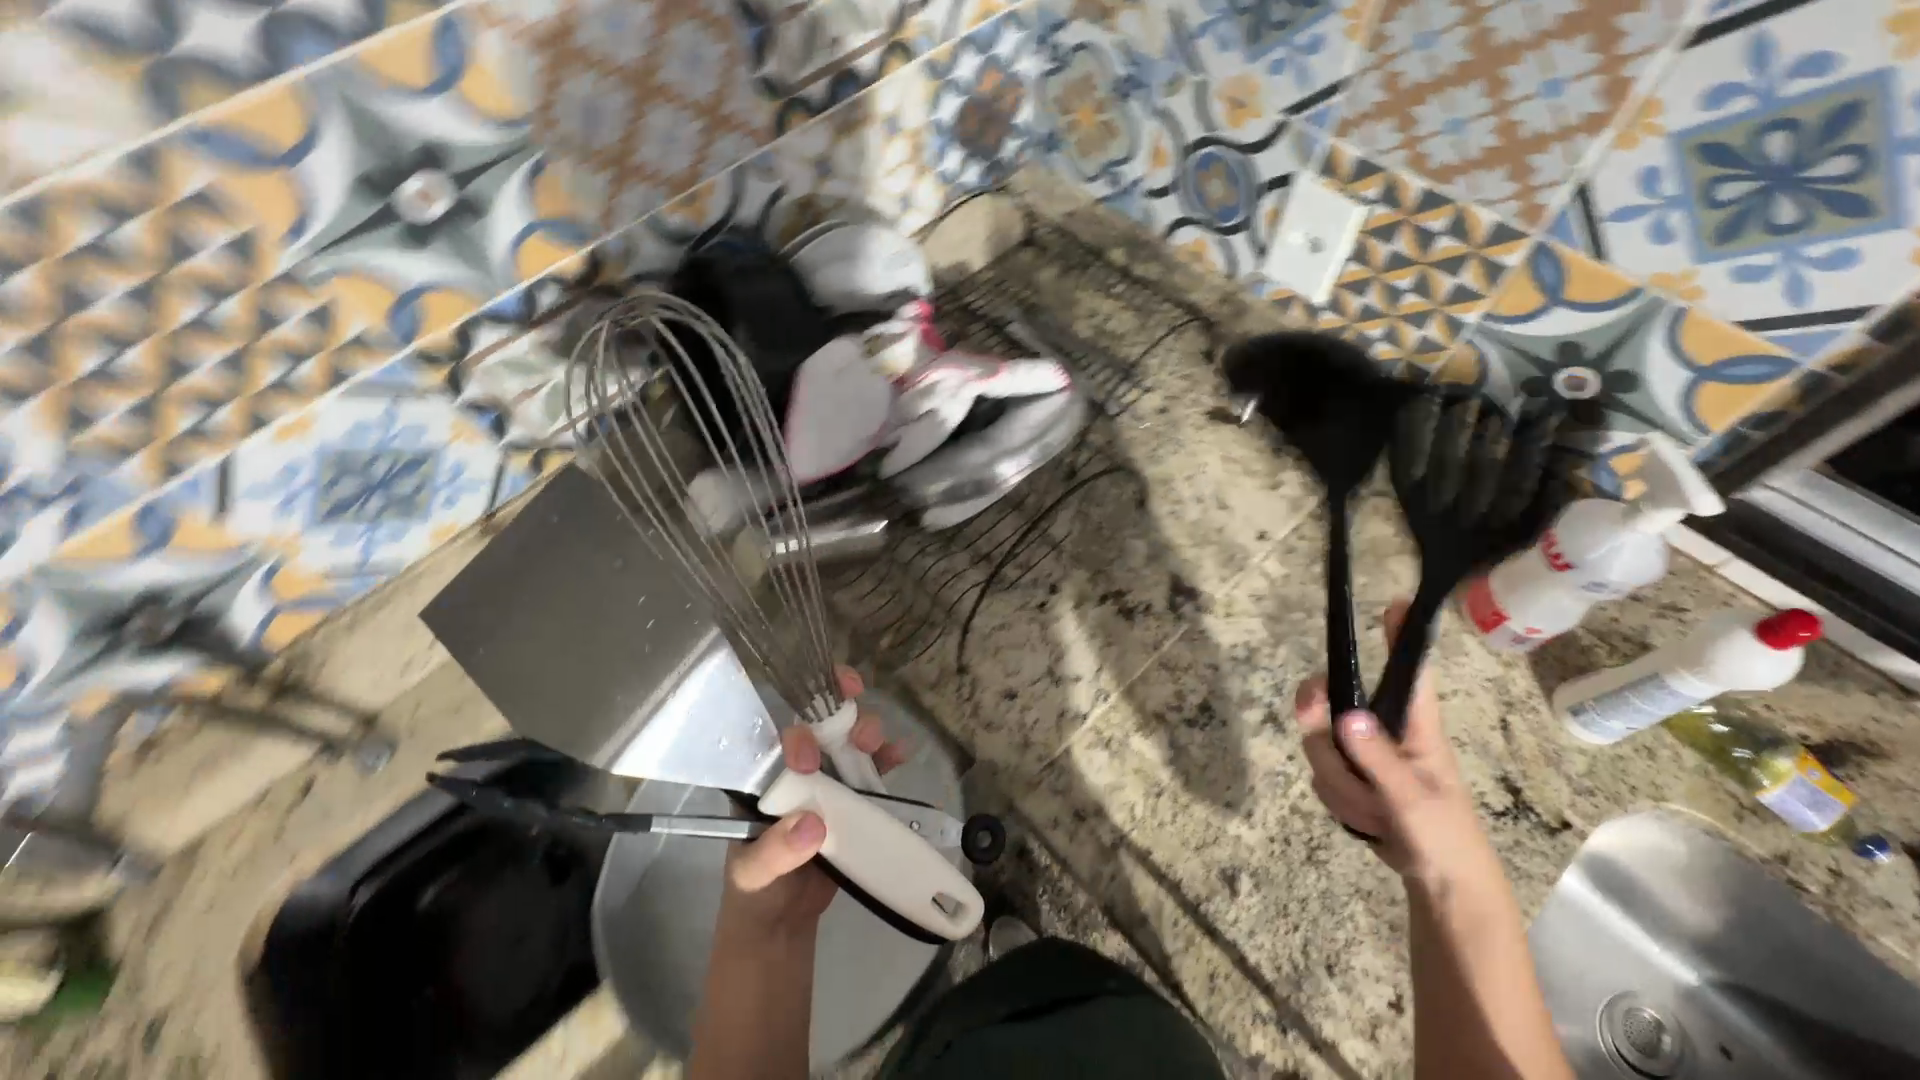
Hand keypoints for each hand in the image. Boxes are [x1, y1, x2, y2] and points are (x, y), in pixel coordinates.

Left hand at [718, 666, 907, 936]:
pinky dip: (885, 760)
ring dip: (864, 734)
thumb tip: (812, 823)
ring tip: (876, 741)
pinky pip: (869, 774)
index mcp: (763, 780)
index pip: (777, 741)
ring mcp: (825, 785)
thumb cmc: (756, 890)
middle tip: (859, 732)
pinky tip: (900, 752)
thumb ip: (775, 851)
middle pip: (818, 730)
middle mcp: (794, 773)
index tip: (812, 745)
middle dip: (839, 718)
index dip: (797, 731)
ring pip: (846, 744)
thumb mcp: (754, 873)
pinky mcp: (851, 803)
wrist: (783, 921)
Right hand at [1295, 599, 1497, 887]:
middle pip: (1333, 709)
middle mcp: (1384, 735)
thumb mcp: (1413, 800)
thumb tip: (1345, 715)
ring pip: (1322, 751)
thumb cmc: (1444, 836)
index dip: (1401, 638)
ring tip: (1375, 815)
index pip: (1407, 673)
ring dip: (1342, 789)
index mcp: (1415, 729)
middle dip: (1323, 734)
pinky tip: (1364, 822)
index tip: (1393, 604)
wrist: (1441, 885)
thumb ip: (1378, 760)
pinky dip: (1338, 804)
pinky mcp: (1351, 782)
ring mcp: (1364, 760)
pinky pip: (1322, 778)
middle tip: (1310, 720)